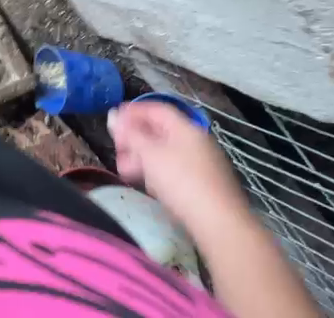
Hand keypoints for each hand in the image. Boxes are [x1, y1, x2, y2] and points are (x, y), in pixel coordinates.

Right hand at [108, 101, 249, 234]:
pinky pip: (176, 169)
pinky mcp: (206, 185)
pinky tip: (149, 184)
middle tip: (117, 148)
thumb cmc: (181, 182)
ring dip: (142, 157)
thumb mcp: (148, 153)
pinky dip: (158, 171)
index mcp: (186, 129)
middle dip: (134, 138)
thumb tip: (114, 116)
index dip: (132, 111)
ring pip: (166, 152)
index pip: (155, 110)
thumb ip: (129, 133)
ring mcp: (204, 164)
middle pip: (160, 131)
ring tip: (125, 170)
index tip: (113, 120)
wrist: (220, 224)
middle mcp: (197, 142)